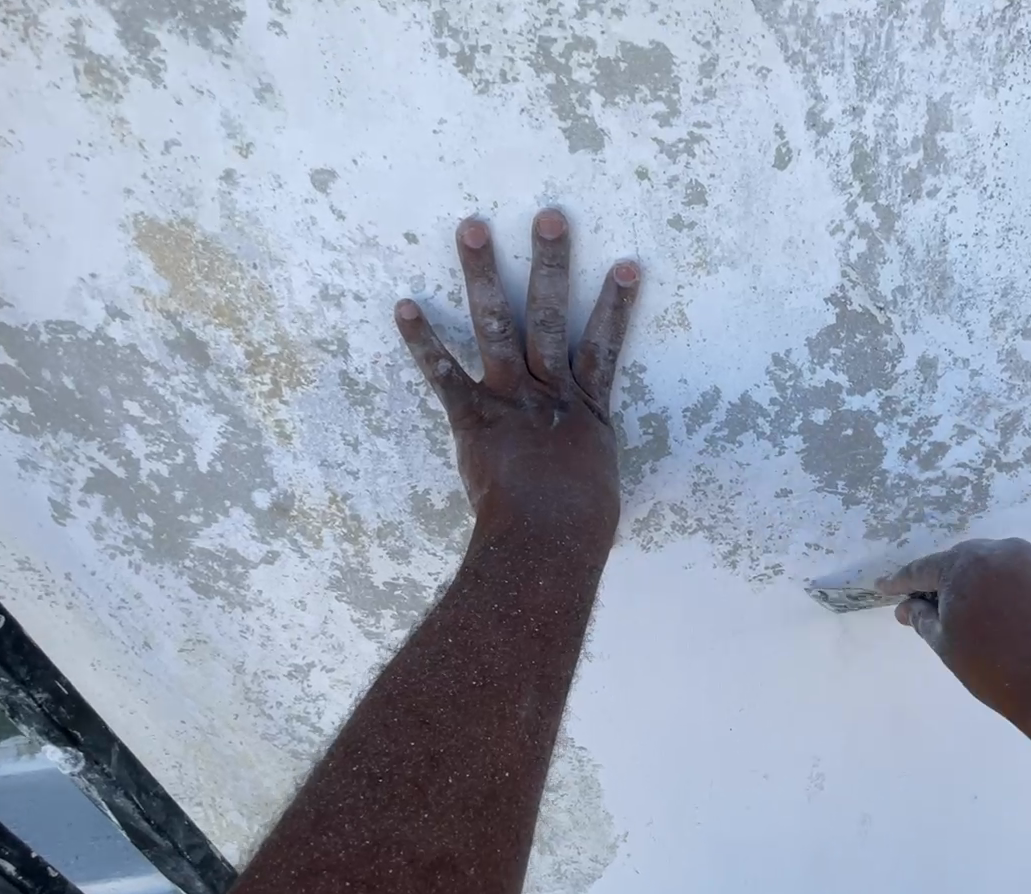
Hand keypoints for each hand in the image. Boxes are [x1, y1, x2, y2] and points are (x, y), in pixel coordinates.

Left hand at [396, 210, 639, 553]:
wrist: (547, 539)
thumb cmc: (581, 522)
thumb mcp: (596, 482)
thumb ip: (587, 457)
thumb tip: (582, 465)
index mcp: (586, 408)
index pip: (605, 345)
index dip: (616, 305)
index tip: (626, 265)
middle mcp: (549, 391)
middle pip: (550, 316)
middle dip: (550, 265)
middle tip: (548, 217)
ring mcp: (510, 399)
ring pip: (497, 326)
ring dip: (483, 275)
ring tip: (471, 228)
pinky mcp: (472, 417)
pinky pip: (444, 374)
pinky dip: (423, 342)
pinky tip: (404, 306)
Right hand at [878, 539, 1030, 731]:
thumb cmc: (995, 670)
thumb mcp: (946, 646)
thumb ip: (923, 618)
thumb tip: (908, 607)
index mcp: (967, 564)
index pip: (924, 569)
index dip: (902, 581)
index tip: (886, 588)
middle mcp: (1006, 551)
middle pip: (967, 562)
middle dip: (950, 582)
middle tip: (939, 607)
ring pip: (1006, 567)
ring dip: (991, 584)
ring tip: (990, 616)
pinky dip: (1027, 593)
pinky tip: (1027, 620)